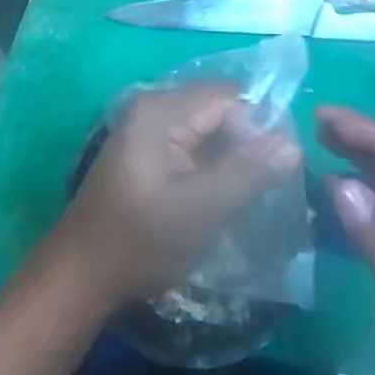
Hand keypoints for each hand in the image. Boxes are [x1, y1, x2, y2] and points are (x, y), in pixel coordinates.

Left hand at [57, 84, 302, 306]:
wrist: (81, 276)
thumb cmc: (140, 242)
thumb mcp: (201, 209)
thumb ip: (248, 172)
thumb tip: (294, 144)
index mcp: (161, 110)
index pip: (230, 99)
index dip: (260, 128)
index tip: (279, 170)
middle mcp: (152, 105)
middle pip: (219, 107)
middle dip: (248, 140)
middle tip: (268, 182)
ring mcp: (146, 126)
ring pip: (209, 126)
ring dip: (232, 153)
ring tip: (251, 190)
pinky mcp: (146, 148)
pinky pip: (193, 140)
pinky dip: (213, 161)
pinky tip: (222, 191)